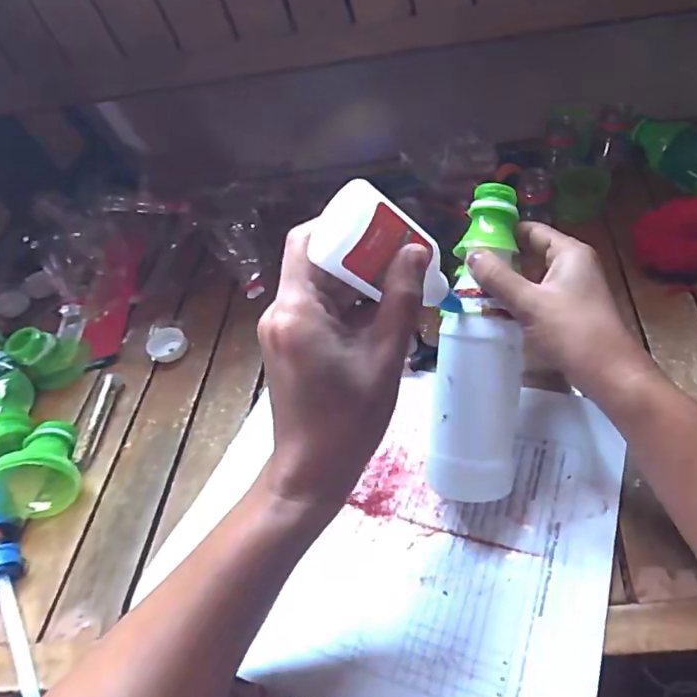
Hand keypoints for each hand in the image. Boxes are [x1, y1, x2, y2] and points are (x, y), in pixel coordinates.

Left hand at [258, 221, 428, 512]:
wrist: (311, 471)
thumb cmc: (348, 421)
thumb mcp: (384, 357)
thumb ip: (400, 299)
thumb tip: (415, 250)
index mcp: (296, 310)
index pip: (309, 240)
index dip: (345, 225)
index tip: (385, 227)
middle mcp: (281, 312)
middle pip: (316, 260)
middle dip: (360, 253)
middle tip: (405, 254)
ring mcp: (282, 329)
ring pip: (320, 284)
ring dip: (357, 280)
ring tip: (402, 282)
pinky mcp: (289, 343)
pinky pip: (319, 309)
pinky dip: (348, 304)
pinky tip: (383, 311)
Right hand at [465, 223, 655, 398]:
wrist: (609, 373)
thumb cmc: (572, 332)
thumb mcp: (530, 302)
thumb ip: (499, 277)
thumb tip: (471, 253)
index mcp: (569, 253)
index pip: (531, 230)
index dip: (502, 232)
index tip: (471, 240)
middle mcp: (573, 266)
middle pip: (530, 253)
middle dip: (500, 261)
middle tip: (466, 268)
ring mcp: (571, 290)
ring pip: (532, 278)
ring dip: (506, 283)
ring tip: (472, 288)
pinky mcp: (568, 311)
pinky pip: (536, 297)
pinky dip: (517, 301)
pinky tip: (494, 310)